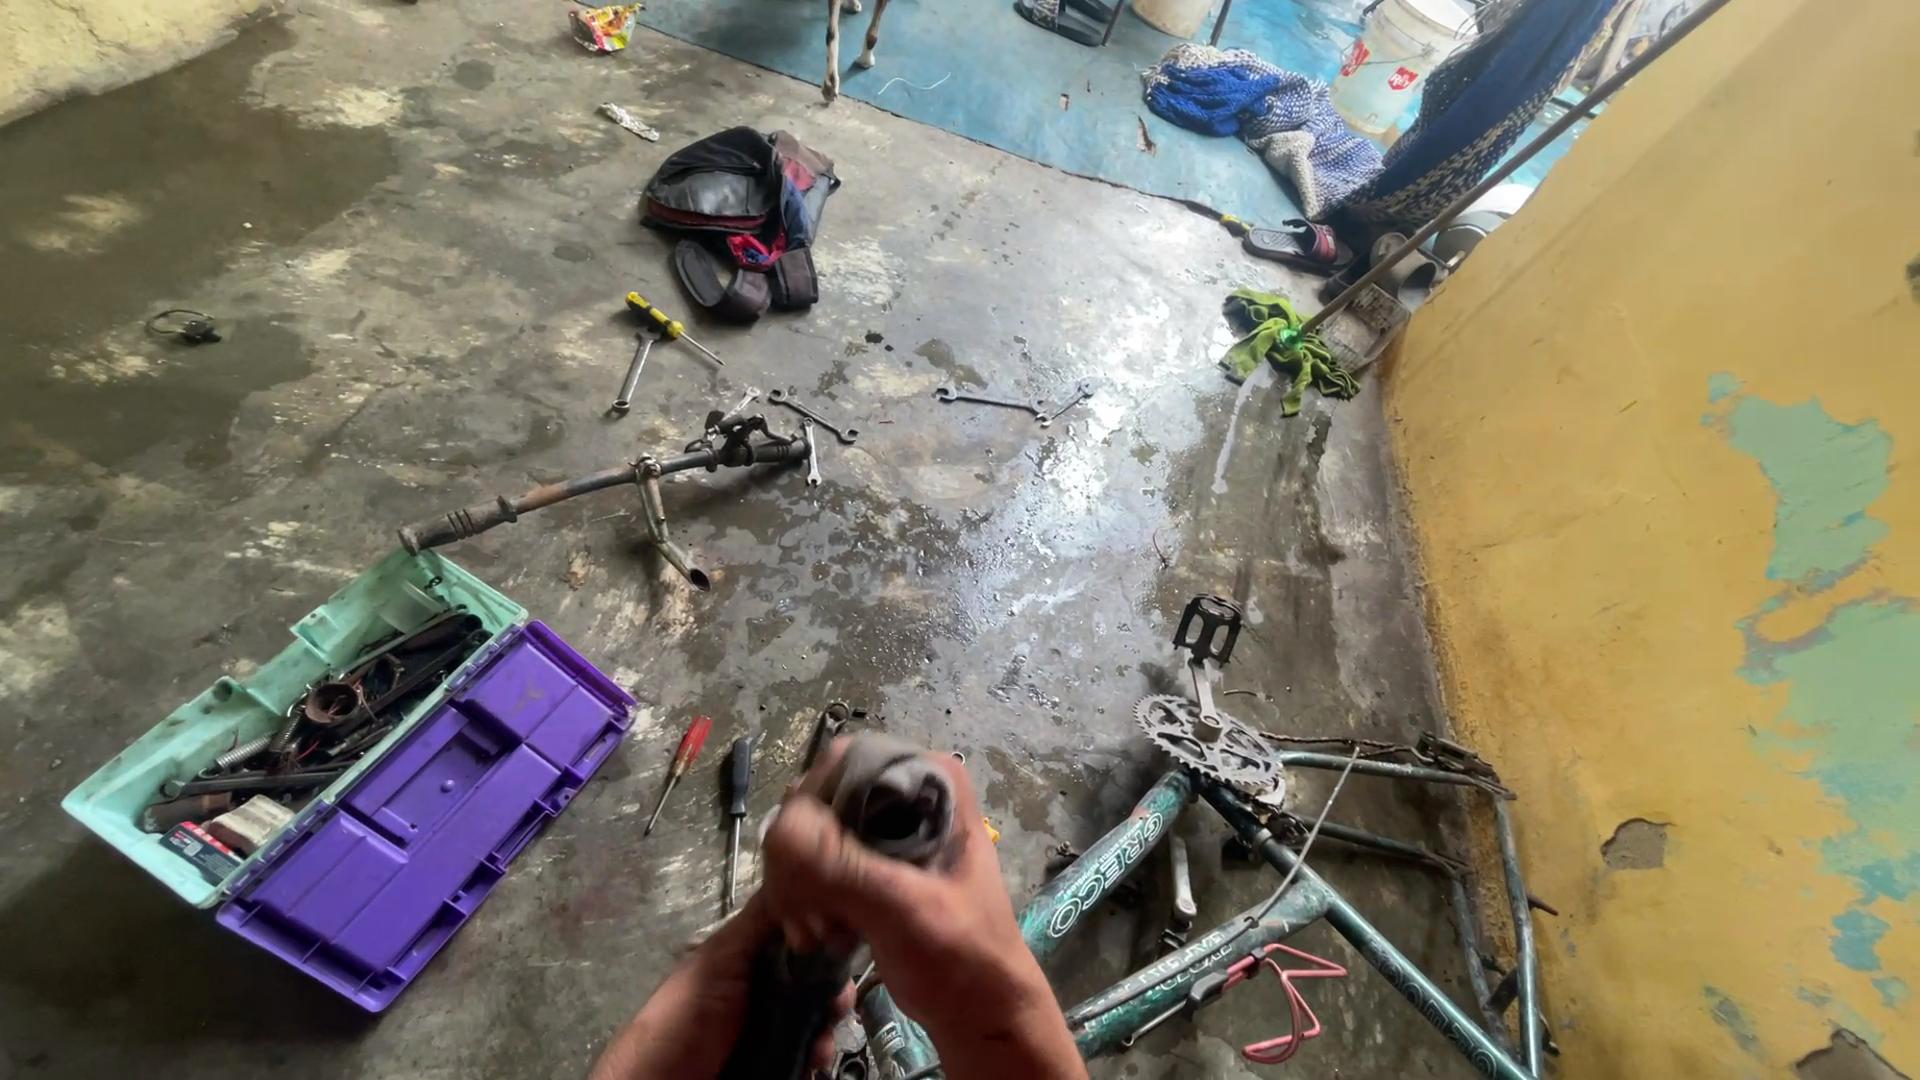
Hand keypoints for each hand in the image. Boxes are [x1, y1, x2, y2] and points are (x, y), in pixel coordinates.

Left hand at [587, 892, 849, 1079]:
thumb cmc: (685, 1013)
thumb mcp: (722, 955)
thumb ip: (761, 918)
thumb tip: (798, 868)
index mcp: (753, 954)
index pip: (802, 934)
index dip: (828, 936)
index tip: (849, 940)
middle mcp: (766, 985)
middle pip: (816, 976)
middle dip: (835, 985)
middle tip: (840, 1000)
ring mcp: (771, 1025)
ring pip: (817, 1013)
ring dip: (830, 1019)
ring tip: (828, 1033)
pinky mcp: (775, 1059)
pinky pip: (808, 1049)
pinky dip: (819, 1050)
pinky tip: (818, 1054)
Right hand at [760, 742, 1086, 1079]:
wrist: (980, 1012)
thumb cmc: (963, 957)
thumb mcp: (907, 910)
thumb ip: (846, 868)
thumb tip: (780, 825)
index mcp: (931, 778)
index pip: (844, 762)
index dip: (813, 808)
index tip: (802, 868)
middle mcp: (907, 788)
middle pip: (821, 796)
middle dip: (801, 858)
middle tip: (812, 917)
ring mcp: (887, 824)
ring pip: (811, 830)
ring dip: (798, 884)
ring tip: (820, 933)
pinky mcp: (870, 859)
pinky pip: (815, 859)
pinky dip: (805, 895)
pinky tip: (819, 935)